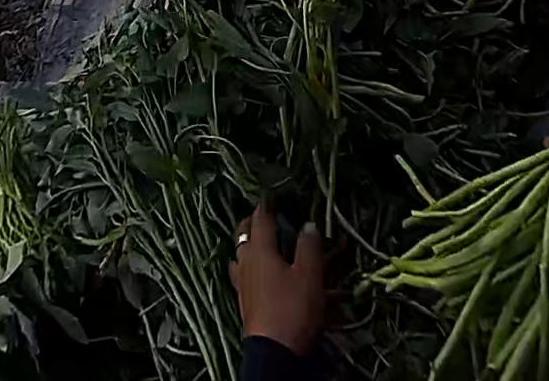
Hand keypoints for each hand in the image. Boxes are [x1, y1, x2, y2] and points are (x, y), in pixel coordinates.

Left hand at [228, 197, 324, 355]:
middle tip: (264, 214)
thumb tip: (308, 225)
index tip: (271, 192)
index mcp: (260, 249)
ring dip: (247, 244)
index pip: (261, 217)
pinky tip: (254, 272)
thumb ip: (309, 246)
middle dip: (253, 220)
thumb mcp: (309, 275)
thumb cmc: (291, 310)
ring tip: (258, 241)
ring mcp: (242, 282)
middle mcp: (246, 261)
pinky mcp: (244, 301)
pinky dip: (246, 266)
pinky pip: (240, 274)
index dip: (267, 203)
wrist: (274, 355)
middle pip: (244, 232)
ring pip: (240, 253)